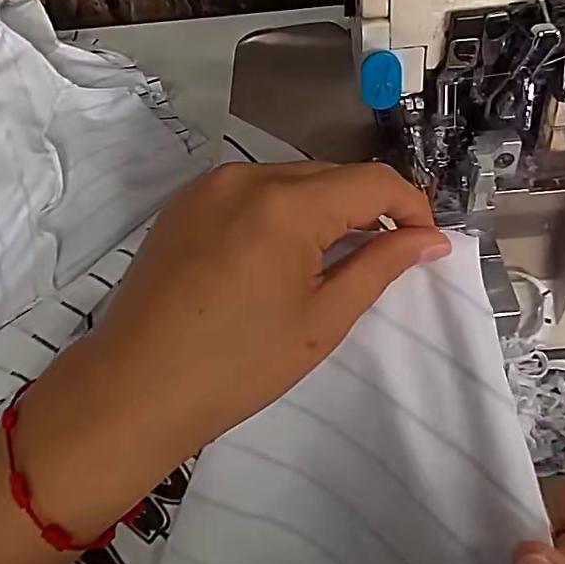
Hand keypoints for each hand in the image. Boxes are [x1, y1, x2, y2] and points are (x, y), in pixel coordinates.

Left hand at [16, 162, 448, 512]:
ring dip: (327, 207)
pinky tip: (284, 251)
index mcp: (284, 204)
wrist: (133, 389)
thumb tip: (430, 239)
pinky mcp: (186, 201)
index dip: (411, 205)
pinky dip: (285, 209)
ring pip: (293, 178)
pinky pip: (254, 189)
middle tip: (385, 253)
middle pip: (332, 174)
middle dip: (369, 207)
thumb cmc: (237, 365)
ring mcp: (209, 184)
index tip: (425, 241)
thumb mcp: (323, 319)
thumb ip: (381, 265)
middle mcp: (245, 175)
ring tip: (334, 256)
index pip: (372, 180)